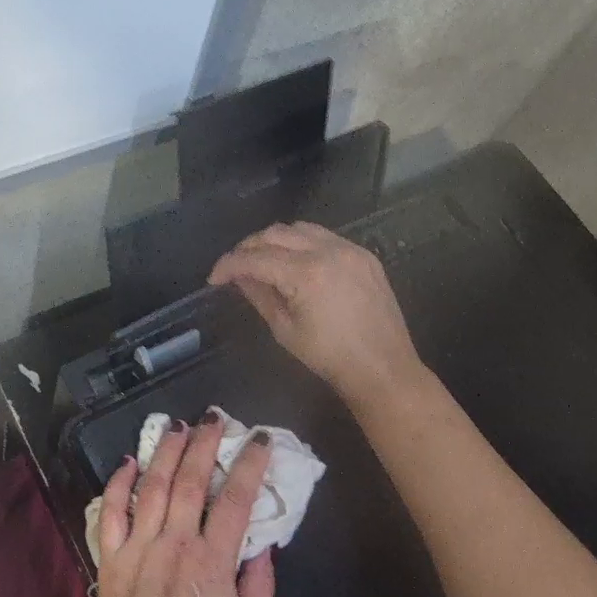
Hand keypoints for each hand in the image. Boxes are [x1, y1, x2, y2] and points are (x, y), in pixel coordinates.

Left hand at [87, 413, 276, 596]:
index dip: (250, 465)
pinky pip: (111, 512)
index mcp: (212, 565)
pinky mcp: (111, 560)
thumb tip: (264, 547)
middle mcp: (174, 546)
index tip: (260, 440)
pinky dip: (118, 483)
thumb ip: (261, 589)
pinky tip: (129, 461)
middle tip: (215, 417)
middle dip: (205, 444)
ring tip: (179, 426)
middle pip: (190, 481)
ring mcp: (138, 549)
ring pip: (152, 488)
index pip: (235, 502)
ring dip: (166, 452)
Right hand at [209, 221, 425, 405]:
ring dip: (276, 240)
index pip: (255, 258)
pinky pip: (325, 237)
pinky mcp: (364, 255)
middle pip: (276, 233)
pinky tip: (295, 262)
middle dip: (249, 247)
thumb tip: (239, 277)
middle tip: (235, 267)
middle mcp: (328, 251)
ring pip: (301, 229)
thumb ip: (259, 296)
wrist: (382, 367)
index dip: (229, 265)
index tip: (214, 278)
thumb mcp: (285, 329)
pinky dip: (303, 243)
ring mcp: (349, 249)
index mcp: (305, 273)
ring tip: (263, 260)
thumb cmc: (329, 357)